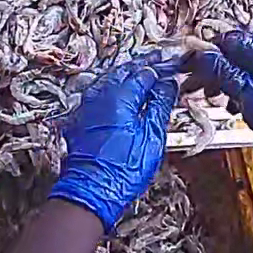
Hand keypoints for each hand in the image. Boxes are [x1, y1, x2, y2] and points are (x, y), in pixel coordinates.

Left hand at [50, 59, 177, 230]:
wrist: (92, 190)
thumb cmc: (123, 169)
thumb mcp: (152, 137)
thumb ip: (160, 106)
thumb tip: (169, 84)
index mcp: (119, 96)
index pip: (143, 73)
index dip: (160, 69)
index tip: (171, 68)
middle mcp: (100, 95)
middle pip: (124, 71)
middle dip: (143, 66)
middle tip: (160, 62)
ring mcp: (87, 104)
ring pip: (109, 79)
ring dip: (127, 74)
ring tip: (144, 74)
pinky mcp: (81, 116)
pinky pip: (98, 92)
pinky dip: (113, 87)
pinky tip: (122, 92)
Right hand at [190, 31, 252, 177]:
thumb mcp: (249, 95)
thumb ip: (224, 73)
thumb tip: (203, 56)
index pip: (228, 39)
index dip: (205, 49)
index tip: (189, 63)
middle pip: (234, 55)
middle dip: (211, 68)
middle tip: (193, 82)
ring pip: (241, 71)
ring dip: (222, 81)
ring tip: (210, 96)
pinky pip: (252, 85)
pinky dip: (237, 92)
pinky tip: (232, 105)